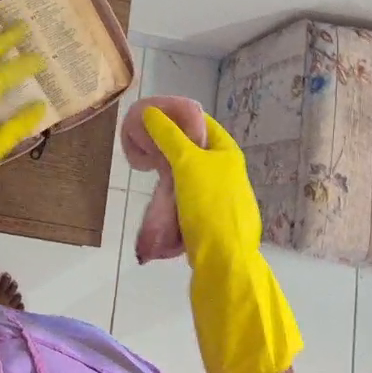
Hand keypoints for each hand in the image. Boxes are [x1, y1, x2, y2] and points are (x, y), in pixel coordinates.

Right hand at [141, 106, 302, 372]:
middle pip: (193, 147)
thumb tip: (150, 112)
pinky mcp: (210, 217)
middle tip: (144, 147)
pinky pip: (187, 195)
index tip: (150, 119)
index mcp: (227, 152)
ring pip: (188, 173)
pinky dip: (172, 191)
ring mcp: (221, 195)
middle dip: (168, 146)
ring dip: (168, 170)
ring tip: (147, 171)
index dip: (175, 116)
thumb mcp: (186, 164)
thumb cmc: (209, 205)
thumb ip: (168, 136)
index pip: (200, 121)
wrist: (224, 261)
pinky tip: (158, 198)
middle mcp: (227, 170)